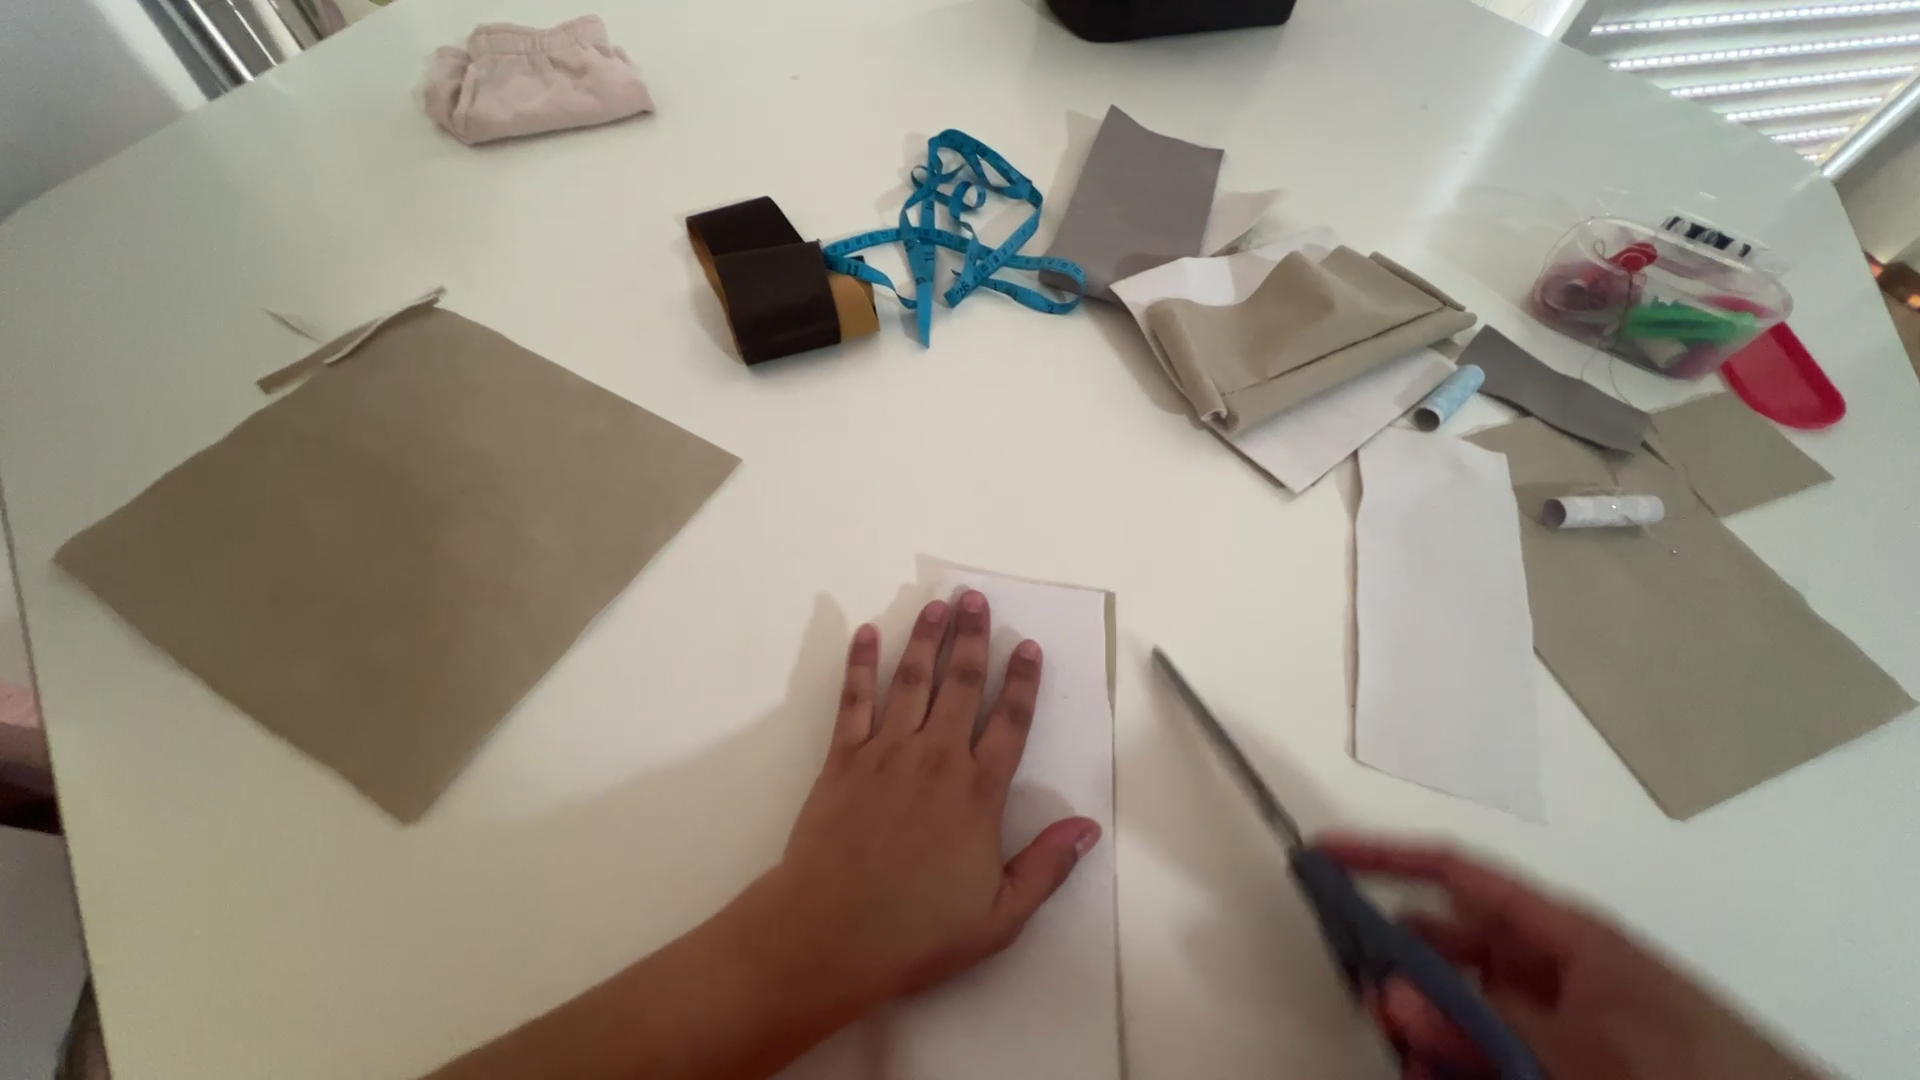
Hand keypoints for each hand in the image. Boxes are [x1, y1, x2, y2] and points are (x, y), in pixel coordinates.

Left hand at [752, 590, 1101, 1012]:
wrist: (830, 934)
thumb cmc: (918, 930)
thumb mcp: (1000, 915)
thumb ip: (1047, 866)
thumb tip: (1090, 827)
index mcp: (977, 792)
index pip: (1011, 722)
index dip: (1024, 682)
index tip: (1030, 647)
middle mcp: (936, 757)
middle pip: (962, 684)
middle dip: (973, 638)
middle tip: (977, 599)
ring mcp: (886, 751)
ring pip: (912, 681)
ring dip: (926, 638)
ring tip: (937, 605)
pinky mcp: (843, 757)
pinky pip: (854, 699)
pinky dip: (861, 664)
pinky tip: (868, 633)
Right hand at [1319, 837, 1827, 1079]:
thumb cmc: (1697, 1070)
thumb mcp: (1587, 1046)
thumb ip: (1485, 1021)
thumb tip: (1389, 993)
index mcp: (1556, 932)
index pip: (1453, 872)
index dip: (1384, 856)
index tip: (1322, 854)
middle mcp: (1544, 965)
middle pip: (1444, 944)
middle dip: (1396, 964)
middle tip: (1361, 995)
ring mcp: (1548, 1016)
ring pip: (1457, 1005)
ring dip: (1422, 1027)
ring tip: (1407, 1060)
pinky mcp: (1550, 1057)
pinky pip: (1482, 1046)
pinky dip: (1450, 1058)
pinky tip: (1432, 1073)